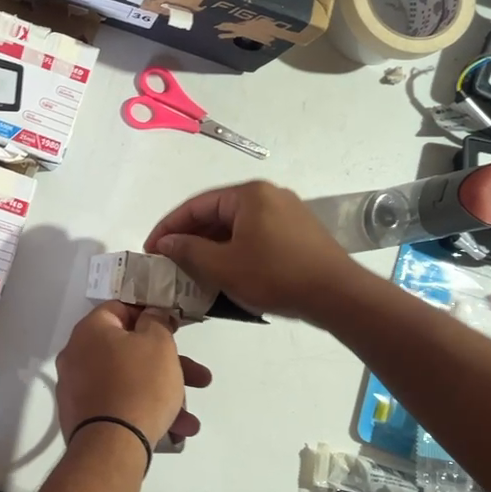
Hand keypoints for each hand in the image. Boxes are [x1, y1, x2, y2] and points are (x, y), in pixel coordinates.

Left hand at [55, 302, 210, 448]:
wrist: (111, 446)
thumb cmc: (138, 385)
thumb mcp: (158, 345)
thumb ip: (157, 323)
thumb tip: (150, 314)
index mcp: (90, 331)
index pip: (119, 310)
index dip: (148, 315)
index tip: (172, 327)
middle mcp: (77, 355)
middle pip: (128, 351)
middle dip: (169, 365)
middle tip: (197, 376)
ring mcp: (78, 387)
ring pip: (128, 381)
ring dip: (163, 395)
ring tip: (191, 419)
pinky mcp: (82, 416)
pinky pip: (118, 404)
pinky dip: (144, 412)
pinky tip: (175, 431)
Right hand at [144, 180, 361, 321]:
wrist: (339, 297)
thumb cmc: (276, 276)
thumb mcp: (222, 266)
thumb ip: (187, 250)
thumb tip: (165, 242)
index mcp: (249, 194)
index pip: (196, 205)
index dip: (168, 227)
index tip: (151, 249)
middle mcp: (268, 195)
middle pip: (216, 213)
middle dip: (189, 236)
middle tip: (168, 260)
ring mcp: (286, 213)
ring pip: (235, 226)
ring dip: (210, 245)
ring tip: (191, 268)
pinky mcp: (298, 233)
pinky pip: (254, 235)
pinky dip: (233, 249)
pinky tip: (224, 270)